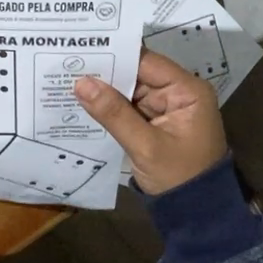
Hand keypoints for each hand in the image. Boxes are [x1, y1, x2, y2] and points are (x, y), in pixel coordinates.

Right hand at [74, 49, 228, 194]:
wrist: (196, 212)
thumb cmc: (178, 176)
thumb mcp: (145, 146)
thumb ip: (114, 113)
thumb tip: (81, 83)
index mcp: (187, 91)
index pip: (147, 62)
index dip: (115, 55)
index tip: (81, 49)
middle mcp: (177, 92)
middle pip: (136, 73)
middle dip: (105, 71)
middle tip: (66, 63)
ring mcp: (165, 108)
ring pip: (128, 89)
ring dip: (103, 88)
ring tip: (66, 78)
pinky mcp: (153, 122)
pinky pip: (127, 106)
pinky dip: (108, 106)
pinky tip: (82, 101)